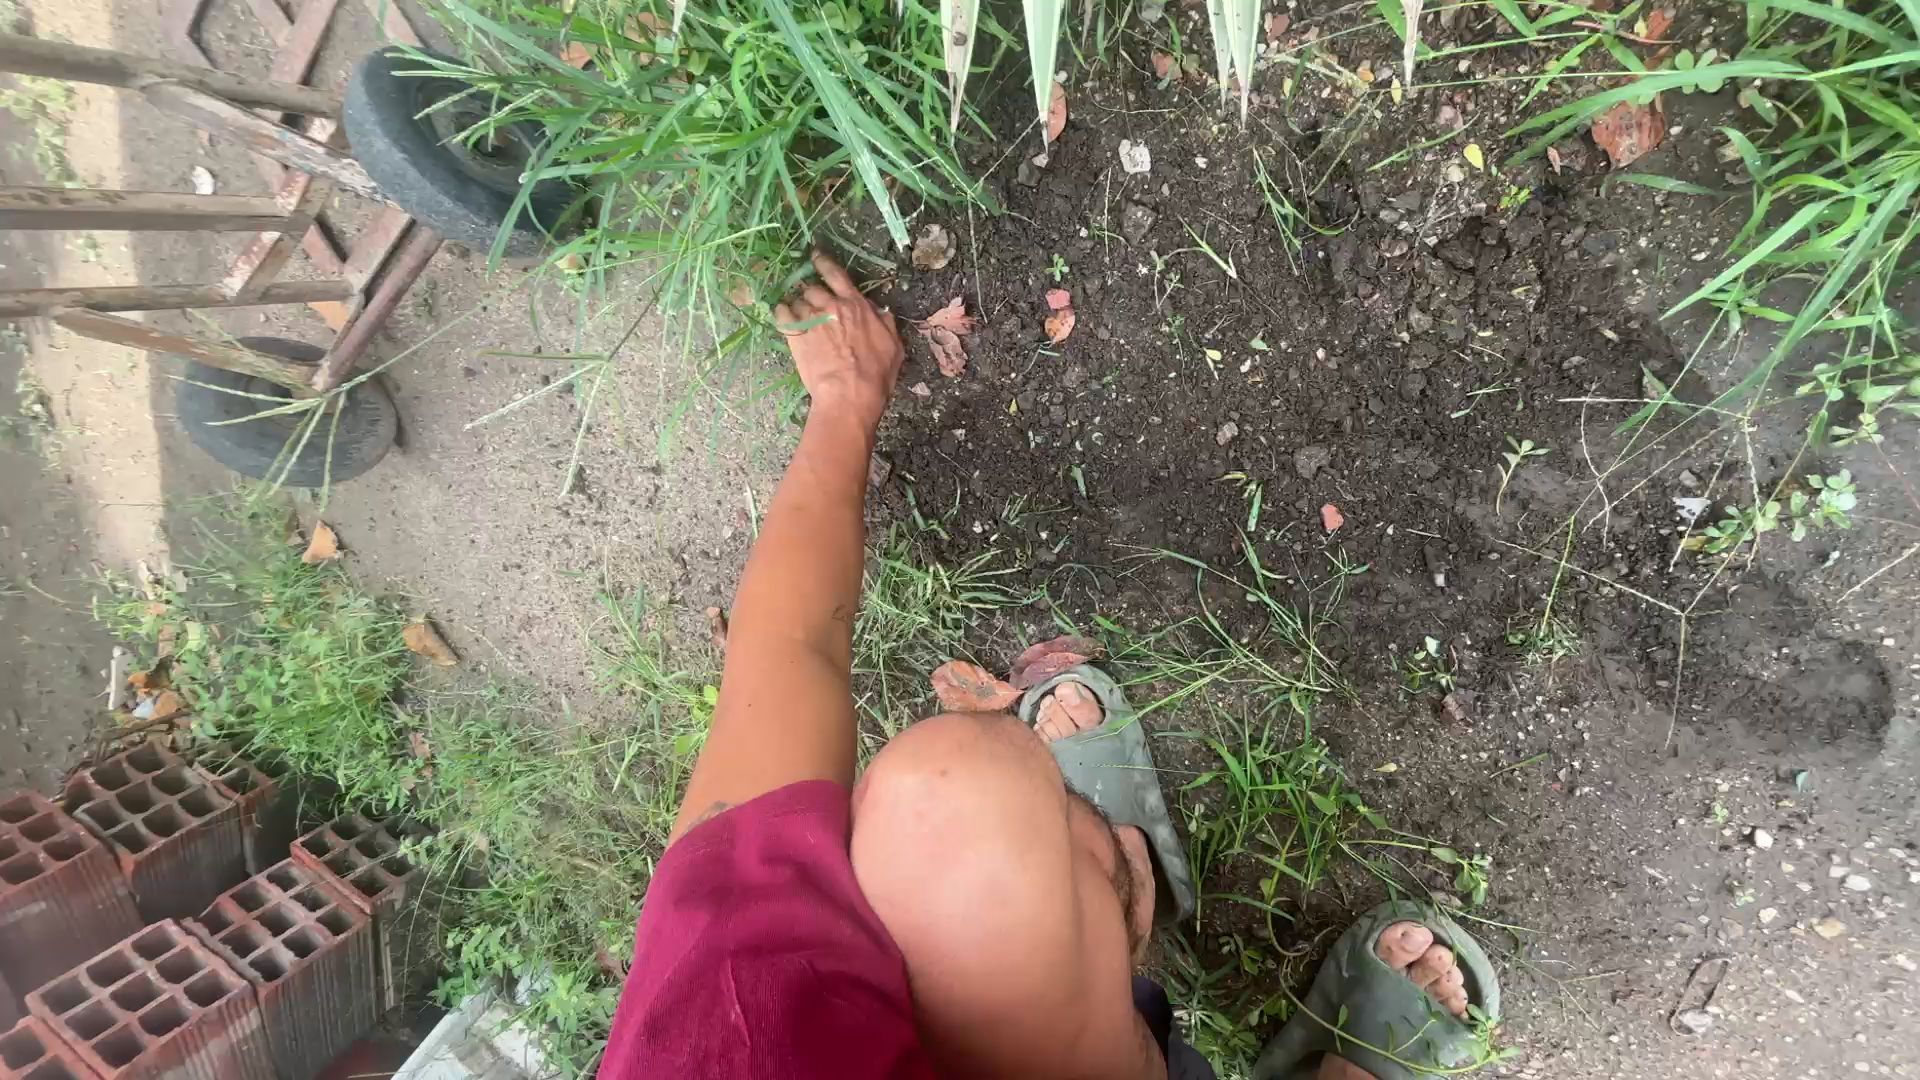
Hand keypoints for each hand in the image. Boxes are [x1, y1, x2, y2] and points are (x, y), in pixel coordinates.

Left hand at [775, 251, 903, 430]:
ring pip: (797, 301)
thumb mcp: (894, 346)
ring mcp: (810, 320)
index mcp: (855, 305)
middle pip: (813, 288)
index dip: (824, 263)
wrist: (850, 393)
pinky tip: (782, 316)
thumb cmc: (876, 373)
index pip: (836, 274)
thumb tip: (881, 312)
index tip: (816, 257)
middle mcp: (830, 306)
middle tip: (813, 304)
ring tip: (800, 316)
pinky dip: (781, 313)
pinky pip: (781, 315)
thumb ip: (886, 324)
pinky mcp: (795, 336)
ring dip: (798, 306)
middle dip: (812, 293)